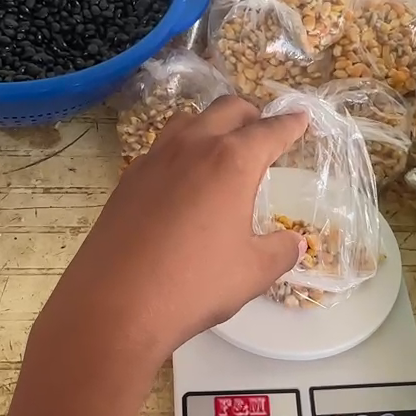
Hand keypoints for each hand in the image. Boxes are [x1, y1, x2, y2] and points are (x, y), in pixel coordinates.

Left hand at [44, 97, 306, 359]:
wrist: (115, 304)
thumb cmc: (194, 285)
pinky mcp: (127, 180)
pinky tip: (182, 180)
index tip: (301, 118)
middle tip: (263, 131)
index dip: (290, 125)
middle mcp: (192, 147)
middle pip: (227, 110)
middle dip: (251, 115)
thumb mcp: (252, 272)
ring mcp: (154, 160)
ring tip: (221, 148)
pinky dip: (180, 151)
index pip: (269, 131)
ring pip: (188, 121)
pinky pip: (160, 149)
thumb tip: (295, 243)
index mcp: (232, 162)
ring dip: (210, 125)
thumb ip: (280, 251)